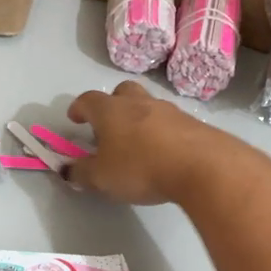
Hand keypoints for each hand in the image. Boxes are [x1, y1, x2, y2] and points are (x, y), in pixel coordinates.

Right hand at [66, 80, 252, 204]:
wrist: (203, 166)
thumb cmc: (140, 168)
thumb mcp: (101, 178)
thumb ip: (80, 173)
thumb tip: (67, 169)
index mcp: (110, 111)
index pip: (88, 100)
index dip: (78, 108)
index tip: (75, 118)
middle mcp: (139, 103)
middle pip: (122, 92)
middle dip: (112, 104)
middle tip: (108, 126)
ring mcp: (169, 110)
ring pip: (148, 106)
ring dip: (138, 119)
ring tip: (136, 143)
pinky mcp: (193, 124)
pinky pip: (170, 123)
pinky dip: (161, 133)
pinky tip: (162, 153)